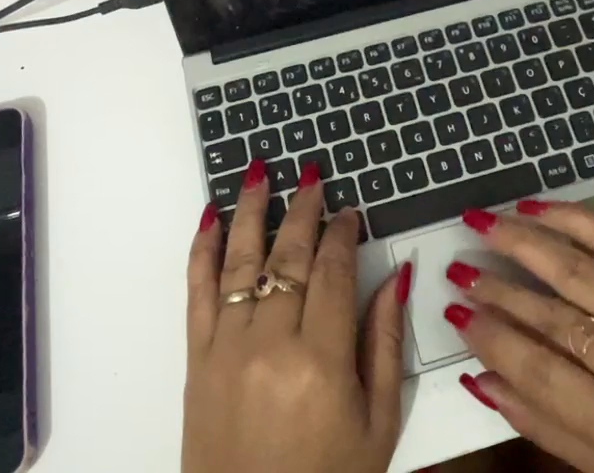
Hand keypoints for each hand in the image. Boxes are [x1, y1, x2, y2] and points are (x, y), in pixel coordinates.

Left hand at [182, 160, 410, 472]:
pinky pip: (197, 291)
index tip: (351, 210)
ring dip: (250, 210)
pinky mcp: (196, 357)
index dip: (344, 234)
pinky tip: (209, 218)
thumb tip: (397, 274)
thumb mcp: (378, 422)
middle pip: (288, 257)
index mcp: (322, 360)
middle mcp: (270, 342)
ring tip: (258, 170)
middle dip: (303, 209)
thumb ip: (384, 343)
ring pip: (240, 260)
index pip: (334, 272)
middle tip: (312, 174)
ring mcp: (226, 346)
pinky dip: (202, 250)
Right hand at [446, 203, 593, 472]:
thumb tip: (478, 377)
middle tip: (456, 269)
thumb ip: (542, 423)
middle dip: (494, 289)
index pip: (536, 369)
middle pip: (549, 315)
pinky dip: (572, 219)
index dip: (489, 337)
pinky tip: (537, 208)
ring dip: (520, 241)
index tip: (454, 314)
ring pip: (574, 268)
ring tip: (480, 224)